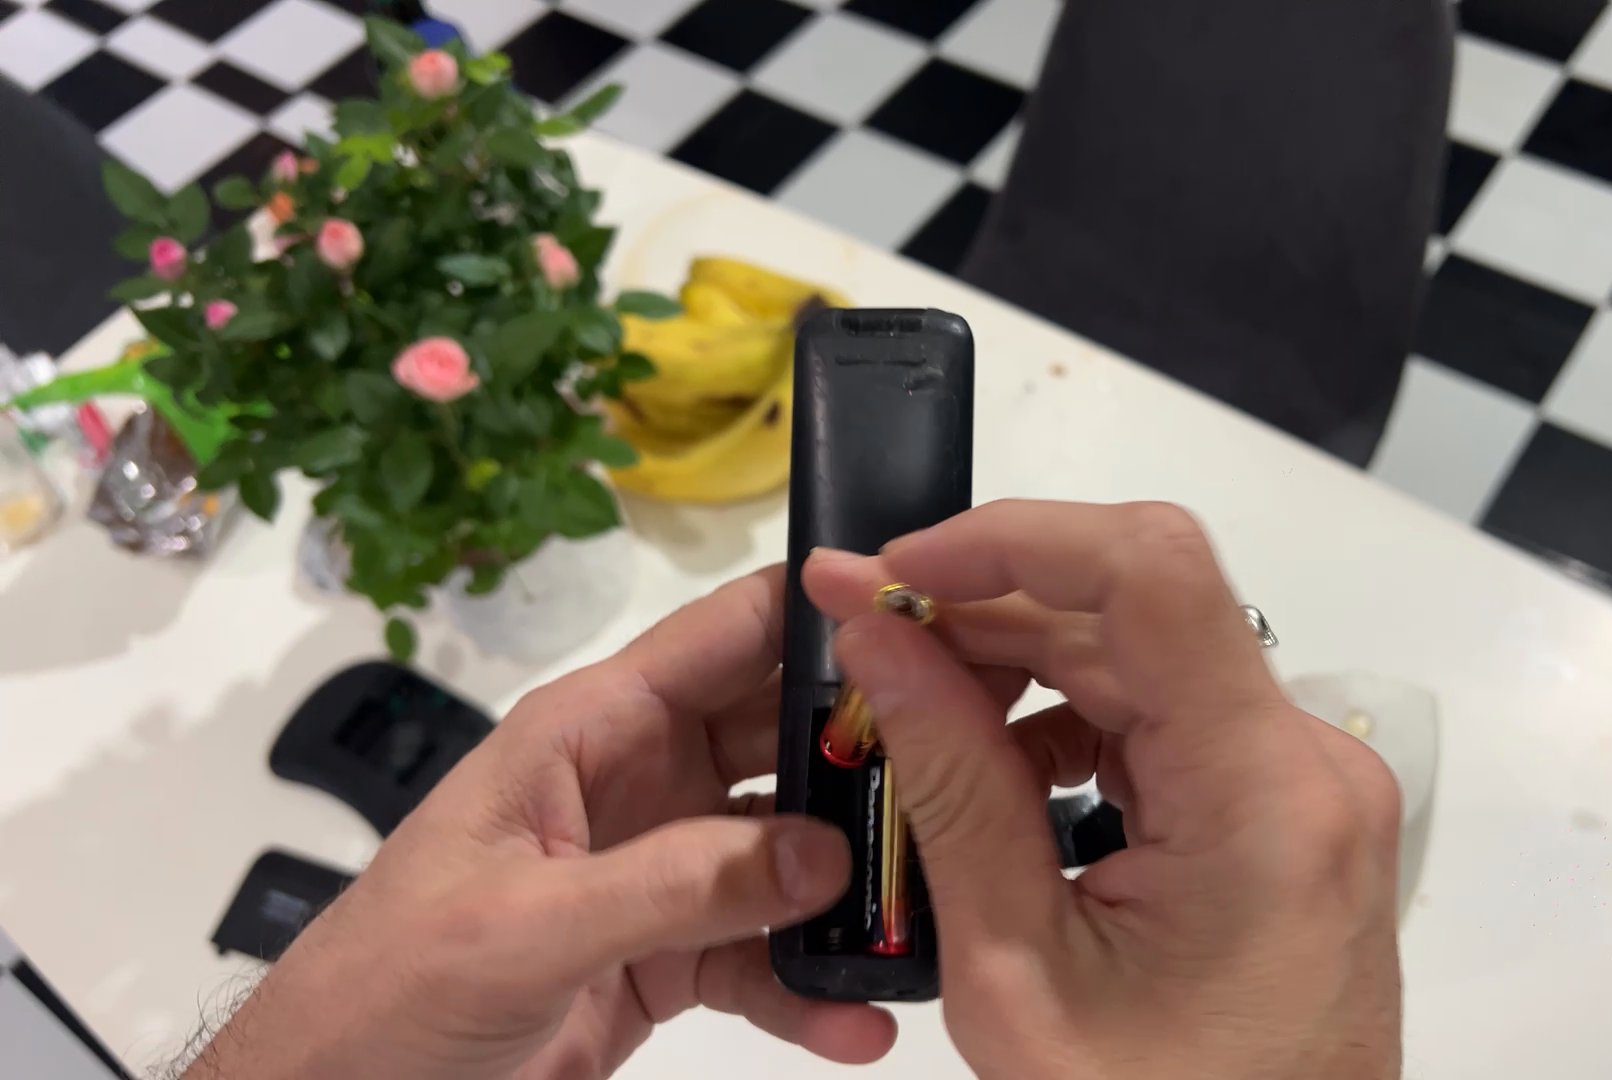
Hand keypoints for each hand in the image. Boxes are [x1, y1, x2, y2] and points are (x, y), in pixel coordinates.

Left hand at [182, 565, 895, 1079]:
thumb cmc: (381, 1001)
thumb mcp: (520, 932)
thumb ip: (678, 884)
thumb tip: (827, 857)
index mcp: (604, 723)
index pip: (729, 632)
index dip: (818, 611)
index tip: (919, 619)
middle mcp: (652, 772)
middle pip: (782, 734)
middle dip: (864, 750)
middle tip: (958, 769)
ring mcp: (673, 857)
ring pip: (789, 841)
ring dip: (852, 871)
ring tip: (927, 901)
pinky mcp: (680, 941)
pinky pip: (764, 945)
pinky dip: (808, 981)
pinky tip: (859, 1020)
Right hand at [805, 500, 1402, 1079]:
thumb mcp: (1013, 972)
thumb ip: (948, 784)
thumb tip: (875, 638)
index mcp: (1262, 795)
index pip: (1152, 573)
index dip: (1017, 538)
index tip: (900, 566)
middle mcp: (1299, 756)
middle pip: (1126, 606)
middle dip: (983, 598)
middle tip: (866, 619)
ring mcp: (1289, 770)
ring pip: (1129, 646)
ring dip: (1010, 653)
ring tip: (910, 691)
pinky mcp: (1263, 791)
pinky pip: (1144, 704)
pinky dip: (1054, 707)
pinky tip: (986, 750)